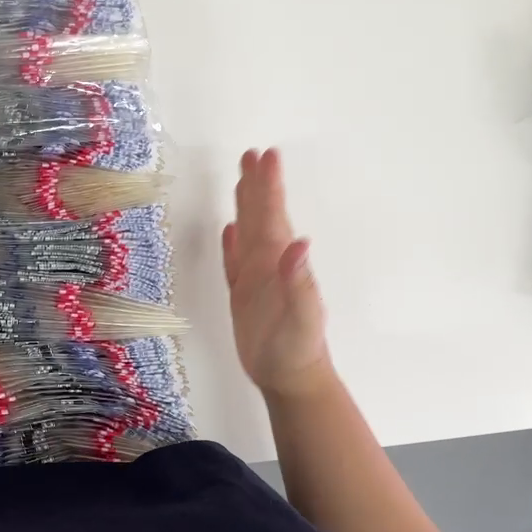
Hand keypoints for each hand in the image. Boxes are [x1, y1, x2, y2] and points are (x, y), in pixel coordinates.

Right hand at [222, 149, 333, 400]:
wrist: (290, 377)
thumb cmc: (297, 349)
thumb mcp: (302, 318)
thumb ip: (299, 283)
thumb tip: (299, 242)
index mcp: (279, 264)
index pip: (272, 217)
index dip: (268, 187)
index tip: (265, 156)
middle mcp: (268, 265)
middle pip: (260, 217)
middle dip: (256, 186)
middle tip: (251, 154)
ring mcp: (255, 280)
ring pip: (247, 233)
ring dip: (245, 206)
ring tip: (240, 180)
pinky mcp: (242, 296)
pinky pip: (234, 262)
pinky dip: (231, 244)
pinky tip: (229, 230)